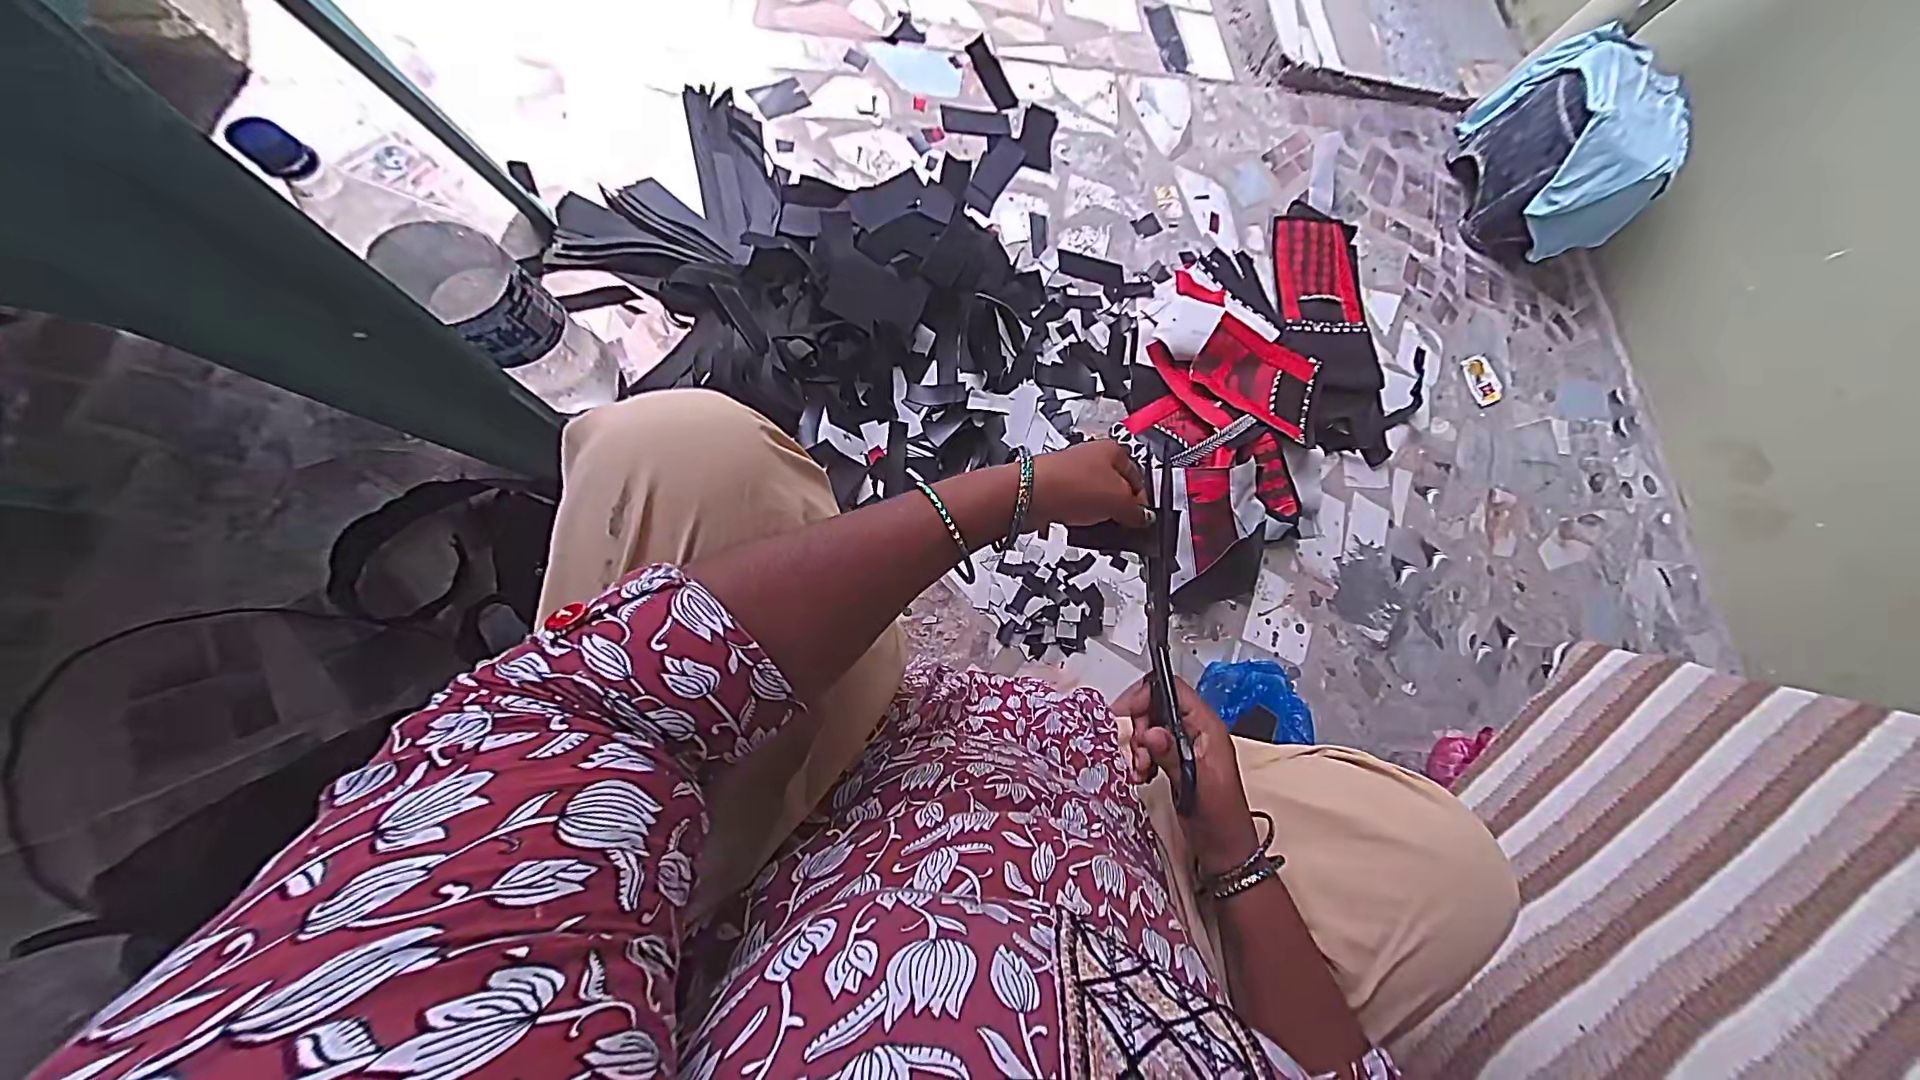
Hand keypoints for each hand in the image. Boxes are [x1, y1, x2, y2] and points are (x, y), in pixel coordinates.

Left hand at [1028, 439, 1150, 530]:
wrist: (1030, 494)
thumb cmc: (1070, 483)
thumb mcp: (1119, 501)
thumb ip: (1137, 511)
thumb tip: (1143, 518)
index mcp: (1113, 449)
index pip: (1139, 476)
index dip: (1143, 500)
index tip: (1144, 518)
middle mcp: (1090, 456)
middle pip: (1115, 487)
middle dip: (1119, 507)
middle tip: (1122, 523)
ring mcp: (1071, 473)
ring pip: (1093, 498)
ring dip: (1098, 514)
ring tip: (1097, 524)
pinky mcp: (1055, 490)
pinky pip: (1074, 506)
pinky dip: (1078, 516)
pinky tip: (1077, 524)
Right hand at [1114, 675, 1259, 875]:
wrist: (1226, 853)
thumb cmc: (1221, 820)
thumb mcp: (1196, 785)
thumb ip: (1173, 755)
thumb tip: (1151, 731)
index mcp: (1207, 727)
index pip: (1172, 690)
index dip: (1145, 696)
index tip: (1125, 717)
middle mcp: (1195, 730)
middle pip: (1155, 705)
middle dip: (1138, 726)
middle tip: (1137, 753)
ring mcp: (1184, 745)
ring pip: (1149, 725)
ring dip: (1136, 745)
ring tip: (1140, 768)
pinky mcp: (1174, 760)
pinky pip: (1149, 745)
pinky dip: (1139, 757)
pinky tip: (1142, 774)